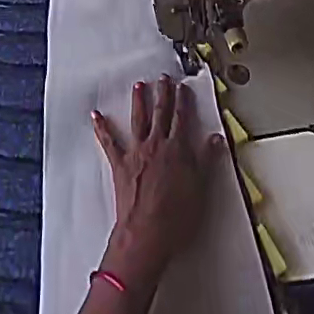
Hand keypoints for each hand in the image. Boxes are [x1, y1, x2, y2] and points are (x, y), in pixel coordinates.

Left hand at [91, 76, 228, 284]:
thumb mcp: (201, 188)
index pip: (182, 118)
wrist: (147, 234)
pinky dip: (102, 128)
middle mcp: (156, 145)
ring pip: (138, 120)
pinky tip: (96, 116)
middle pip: (161, 113)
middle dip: (163, 94)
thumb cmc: (176, 217)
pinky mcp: (120, 164)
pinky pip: (109, 142)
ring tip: (139, 86)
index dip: (183, 102)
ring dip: (139, 101)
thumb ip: (207, 160)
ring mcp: (136, 152)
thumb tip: (216, 139)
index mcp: (177, 149)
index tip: (183, 88)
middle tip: (164, 79)